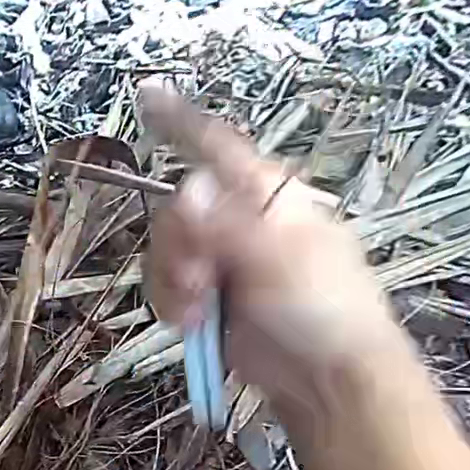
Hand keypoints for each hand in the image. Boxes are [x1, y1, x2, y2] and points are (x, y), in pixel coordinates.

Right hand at [140, 83, 410, 415]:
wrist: (323, 375)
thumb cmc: (323, 309)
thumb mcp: (279, 260)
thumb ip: (227, 226)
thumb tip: (186, 187)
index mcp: (267, 198)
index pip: (218, 149)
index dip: (182, 122)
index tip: (146, 94)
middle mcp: (238, 223)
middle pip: (177, 214)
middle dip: (178, 252)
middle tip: (202, 283)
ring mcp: (221, 262)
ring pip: (166, 255)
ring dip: (174, 287)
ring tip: (202, 314)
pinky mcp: (206, 296)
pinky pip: (167, 288)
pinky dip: (173, 307)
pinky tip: (196, 324)